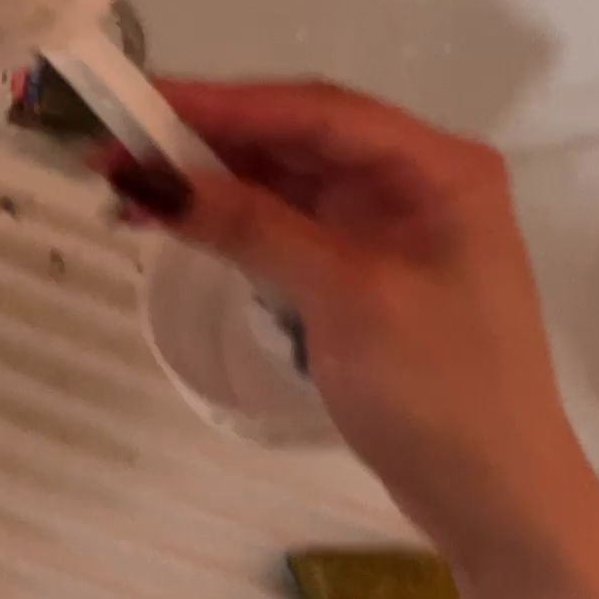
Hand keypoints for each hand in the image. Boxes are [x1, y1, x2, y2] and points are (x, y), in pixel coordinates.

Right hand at [104, 80, 598, 562]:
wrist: (485, 495)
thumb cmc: (437, 389)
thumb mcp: (344, 296)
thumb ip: (248, 226)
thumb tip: (147, 180)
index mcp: (432, 168)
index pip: (313, 112)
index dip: (223, 103)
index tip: (142, 103)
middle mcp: (399, 178)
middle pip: (283, 136)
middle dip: (197, 139)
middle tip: (113, 144)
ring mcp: (367, 217)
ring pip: (265, 174)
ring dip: (194, 175)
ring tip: (120, 182)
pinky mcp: (336, 255)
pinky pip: (262, 215)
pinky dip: (210, 213)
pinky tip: (161, 217)